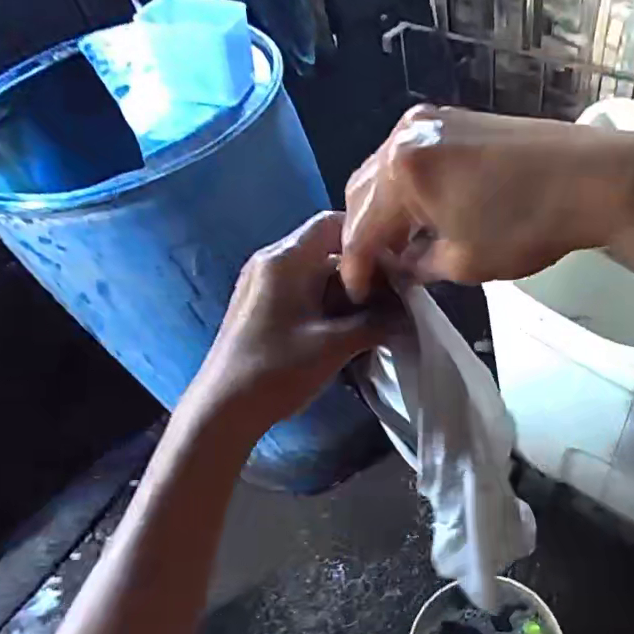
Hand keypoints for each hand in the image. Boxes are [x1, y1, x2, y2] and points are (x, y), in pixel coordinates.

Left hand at [186, 212, 392, 438]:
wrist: (223, 409)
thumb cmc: (276, 371)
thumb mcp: (333, 346)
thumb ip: (376, 323)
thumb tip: (409, 313)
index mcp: (285, 259)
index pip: (332, 223)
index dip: (367, 238)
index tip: (396, 265)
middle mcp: (271, 263)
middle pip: (327, 252)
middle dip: (362, 277)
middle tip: (392, 303)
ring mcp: (263, 286)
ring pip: (316, 277)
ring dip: (347, 297)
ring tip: (374, 323)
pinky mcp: (261, 309)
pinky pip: (301, 295)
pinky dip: (327, 308)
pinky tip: (345, 334)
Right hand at [339, 105, 633, 300]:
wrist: (596, 178)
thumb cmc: (528, 226)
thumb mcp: (463, 263)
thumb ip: (419, 264)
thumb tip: (402, 263)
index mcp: (403, 171)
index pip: (361, 230)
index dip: (357, 269)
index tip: (359, 295)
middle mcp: (406, 136)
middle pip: (362, 194)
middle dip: (364, 236)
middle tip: (375, 273)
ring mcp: (430, 121)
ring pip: (383, 174)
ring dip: (382, 212)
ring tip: (397, 248)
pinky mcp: (454, 119)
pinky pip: (410, 160)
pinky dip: (405, 191)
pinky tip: (419, 217)